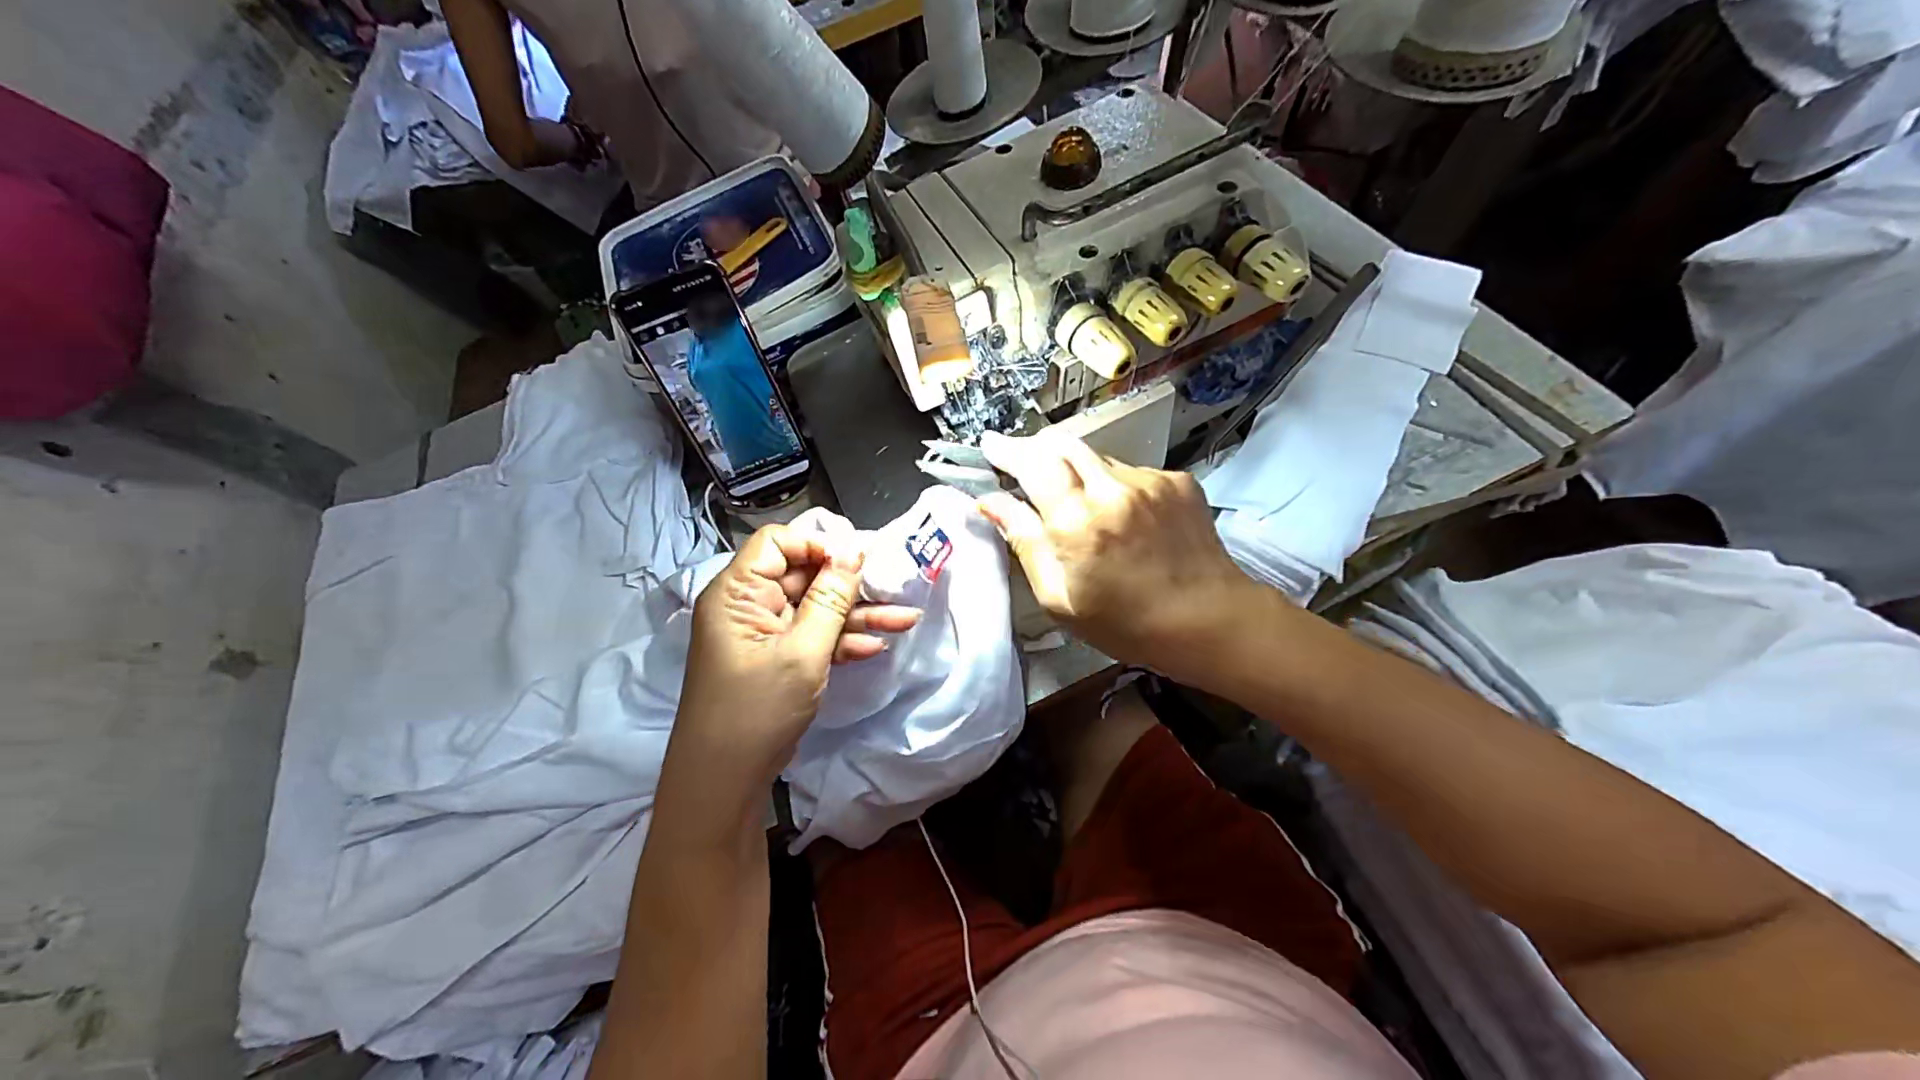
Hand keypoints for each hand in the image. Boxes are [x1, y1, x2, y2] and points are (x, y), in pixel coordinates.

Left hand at [671, 525, 919, 800]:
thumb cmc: (757, 710)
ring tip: (905, 619)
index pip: (777, 542)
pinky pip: (812, 637)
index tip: (857, 561)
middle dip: (849, 584)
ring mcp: (763, 635)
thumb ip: (831, 599)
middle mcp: (748, 606)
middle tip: (895, 586)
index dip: (818, 545)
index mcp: (738, 593)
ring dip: (856, 615)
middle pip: (803, 576)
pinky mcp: (777, 659)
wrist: (724, 781)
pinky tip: (875, 645)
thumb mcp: (802, 652)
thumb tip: (852, 551)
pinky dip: (841, 641)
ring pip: (815, 609)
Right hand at [977, 430, 1272, 690]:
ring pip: (1096, 457)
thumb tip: (992, 504)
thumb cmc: (1127, 622)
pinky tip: (1121, 516)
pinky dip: (1114, 484)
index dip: (1007, 450)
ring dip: (1076, 470)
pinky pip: (1130, 470)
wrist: (1207, 620)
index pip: (1031, 462)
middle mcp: (1112, 490)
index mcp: (1077, 522)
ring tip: (1080, 506)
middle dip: (1036, 450)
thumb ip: (1023, 541)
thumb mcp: (1058, 596)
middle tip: (1024, 468)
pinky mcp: (1175, 481)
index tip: (992, 445)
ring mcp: (1149, 481)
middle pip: (1062, 445)